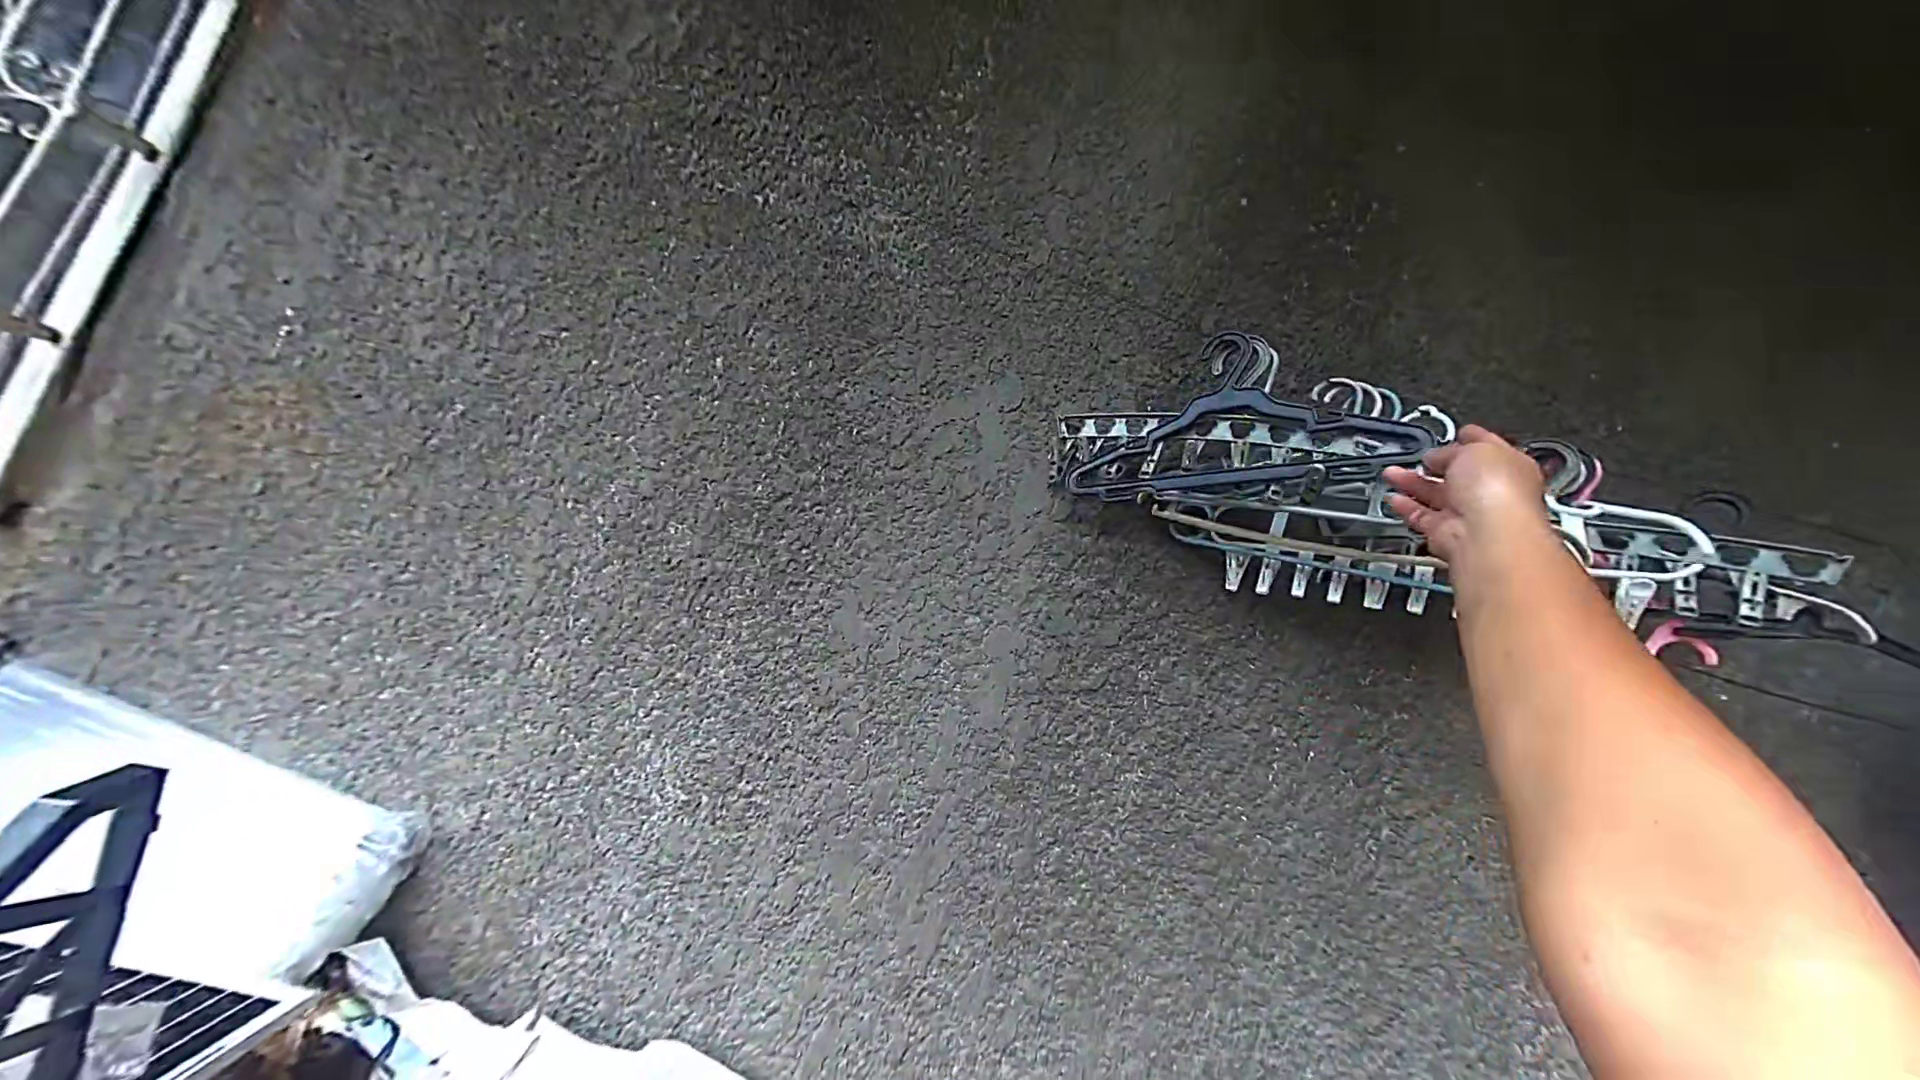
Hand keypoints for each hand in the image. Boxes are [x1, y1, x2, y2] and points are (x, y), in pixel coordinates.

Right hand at [1383, 425, 1549, 563]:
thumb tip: (1434, 455)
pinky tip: (1394, 498)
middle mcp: (1491, 491)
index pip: (1487, 449)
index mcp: (1508, 466)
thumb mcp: (1473, 450)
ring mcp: (1468, 513)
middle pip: (1458, 475)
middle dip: (1435, 465)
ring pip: (1435, 495)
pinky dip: (1407, 507)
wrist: (1486, 533)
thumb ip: (1451, 450)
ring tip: (1391, 473)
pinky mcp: (1446, 532)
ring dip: (1412, 483)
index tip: (1458, 433)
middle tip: (1418, 457)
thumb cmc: (1497, 490)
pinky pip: (1422, 517)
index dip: (1471, 439)